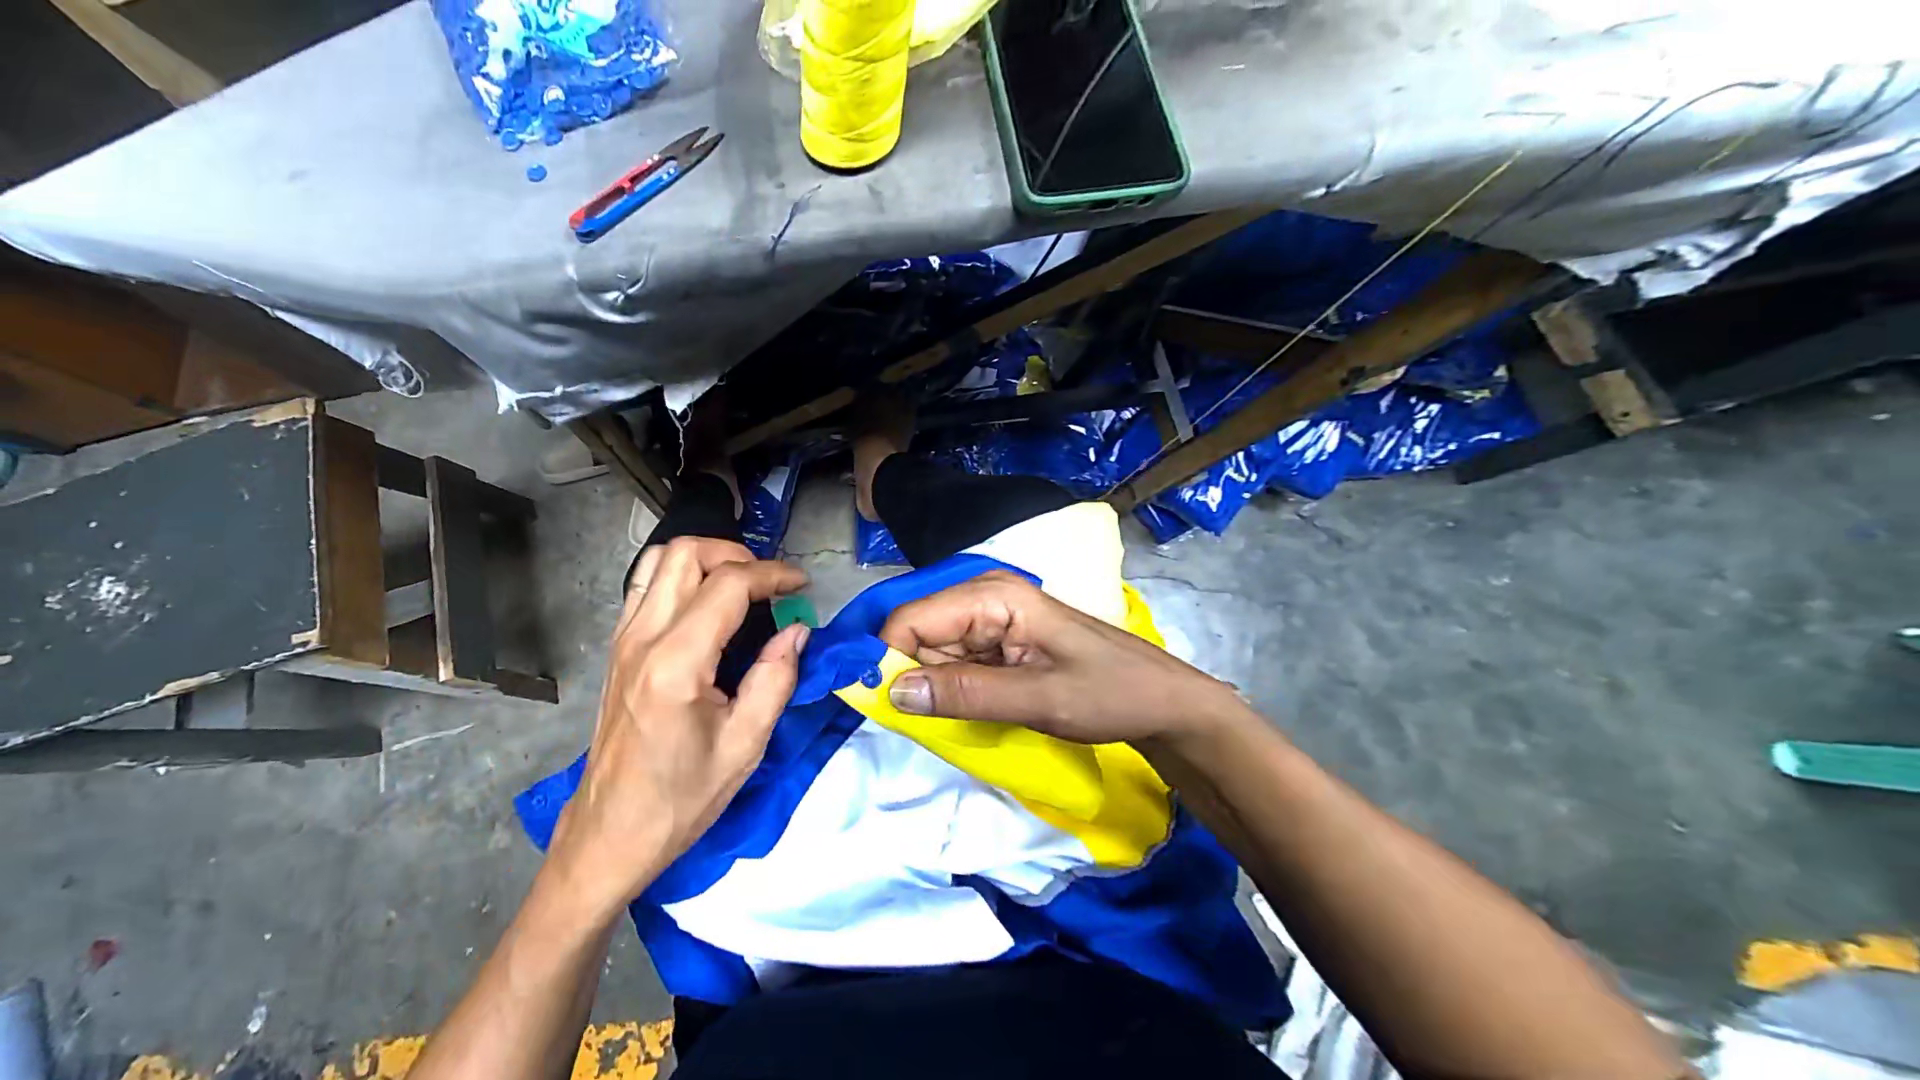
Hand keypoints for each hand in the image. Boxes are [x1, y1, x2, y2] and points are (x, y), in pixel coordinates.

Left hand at [546, 537, 808, 922]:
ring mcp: (622, 641)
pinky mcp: (618, 651)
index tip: (802, 586)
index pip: (728, 584)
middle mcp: (642, 639)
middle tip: (771, 584)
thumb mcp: (745, 745)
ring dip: (706, 560)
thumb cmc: (682, 799)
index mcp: (676, 663)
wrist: (610, 835)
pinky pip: (646, 587)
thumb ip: (776, 678)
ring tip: (742, 587)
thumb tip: (796, 631)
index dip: (772, 574)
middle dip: (737, 554)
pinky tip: (709, 608)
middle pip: (685, 553)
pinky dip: (682, 578)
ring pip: (659, 562)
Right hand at [877, 570, 1249, 745]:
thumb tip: (892, 691)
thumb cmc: (1110, 693)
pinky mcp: (1000, 640)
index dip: (889, 661)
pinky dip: (958, 689)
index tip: (885, 709)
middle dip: (919, 678)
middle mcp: (986, 596)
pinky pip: (956, 663)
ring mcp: (993, 618)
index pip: (910, 619)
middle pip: (918, 635)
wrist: (1162, 702)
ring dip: (942, 687)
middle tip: (951, 717)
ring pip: (933, 652)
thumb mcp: (1039, 699)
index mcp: (994, 595)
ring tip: (985, 710)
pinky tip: (990, 704)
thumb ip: (965, 693)